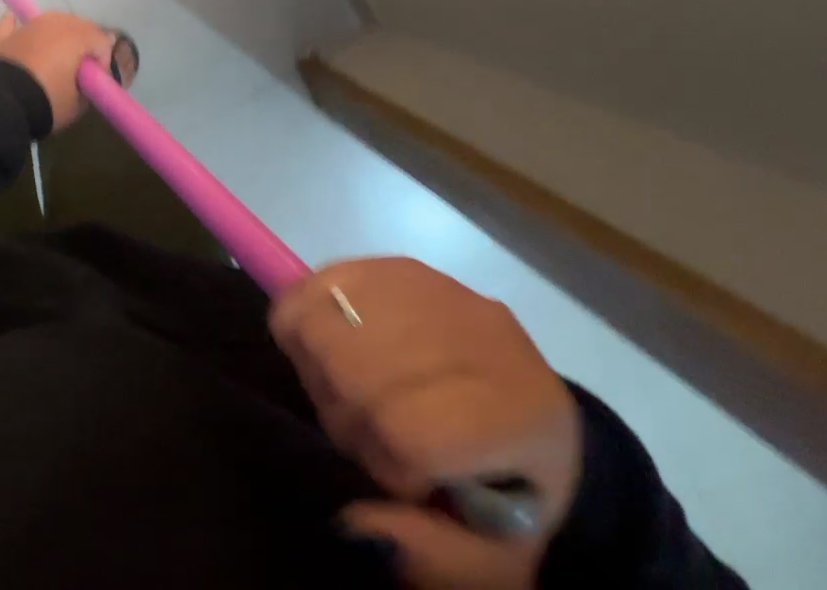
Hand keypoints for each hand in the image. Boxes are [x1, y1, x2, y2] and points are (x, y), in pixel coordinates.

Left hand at [0, 12, 116, 132]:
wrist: (1, 105)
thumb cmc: (46, 102)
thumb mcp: (78, 103)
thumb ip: (89, 87)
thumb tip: (88, 79)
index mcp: (75, 35)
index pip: (101, 41)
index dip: (103, 62)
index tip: (95, 83)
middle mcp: (52, 23)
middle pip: (78, 25)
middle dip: (84, 44)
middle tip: (80, 69)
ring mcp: (26, 26)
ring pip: (50, 21)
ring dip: (57, 35)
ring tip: (55, 57)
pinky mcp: (2, 36)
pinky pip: (13, 24)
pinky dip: (19, 26)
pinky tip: (19, 28)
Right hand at [269, 258, 581, 588]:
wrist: (525, 426)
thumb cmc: (502, 496)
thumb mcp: (486, 559)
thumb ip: (428, 554)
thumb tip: (355, 522)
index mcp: (518, 419)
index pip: (410, 432)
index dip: (385, 462)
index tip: (405, 478)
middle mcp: (484, 341)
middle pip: (357, 368)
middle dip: (344, 410)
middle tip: (367, 431)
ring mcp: (439, 293)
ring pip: (328, 320)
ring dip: (319, 365)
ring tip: (348, 387)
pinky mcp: (399, 266)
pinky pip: (319, 281)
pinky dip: (302, 316)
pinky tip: (324, 346)